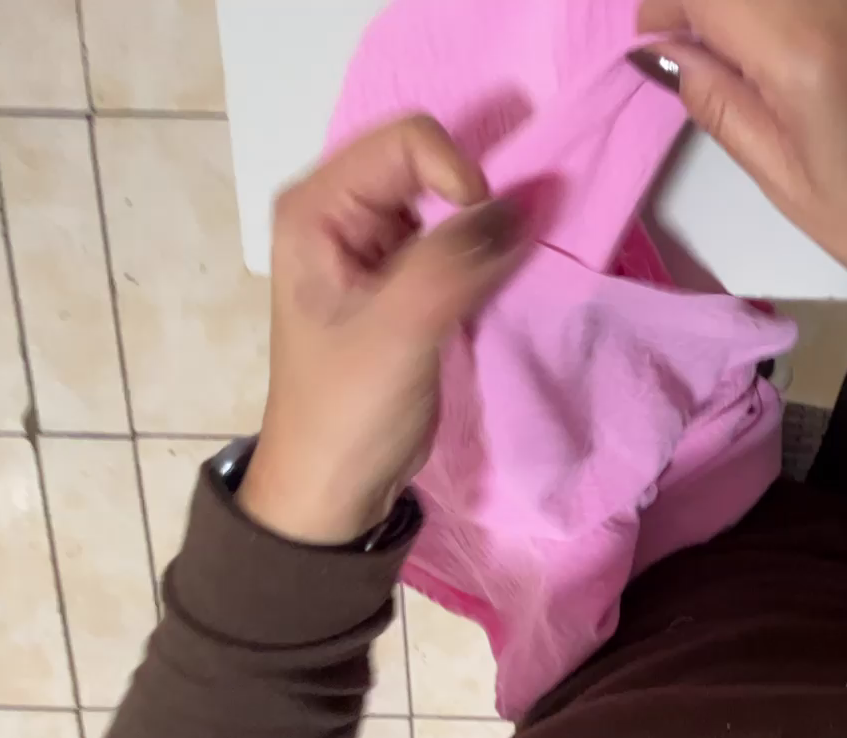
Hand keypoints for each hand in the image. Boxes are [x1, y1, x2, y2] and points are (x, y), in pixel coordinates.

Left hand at [243, 116, 525, 545]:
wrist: (339, 484)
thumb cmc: (350, 408)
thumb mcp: (399, 331)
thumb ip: (456, 262)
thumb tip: (525, 208)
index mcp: (321, 208)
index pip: (408, 144)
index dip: (461, 179)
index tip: (488, 241)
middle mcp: (347, 217)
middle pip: (432, 170)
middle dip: (481, 208)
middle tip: (507, 264)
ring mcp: (381, 255)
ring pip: (452, 213)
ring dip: (490, 240)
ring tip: (508, 283)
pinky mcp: (411, 291)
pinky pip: (461, 253)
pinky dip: (490, 266)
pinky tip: (503, 295)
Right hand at [639, 0, 846, 295]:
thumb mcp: (781, 177)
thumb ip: (717, 100)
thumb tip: (664, 47)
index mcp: (810, 49)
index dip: (667, 4)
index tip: (658, 38)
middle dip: (711, 1)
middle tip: (704, 41)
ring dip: (758, 5)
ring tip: (753, 48)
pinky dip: (802, 4)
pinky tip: (803, 36)